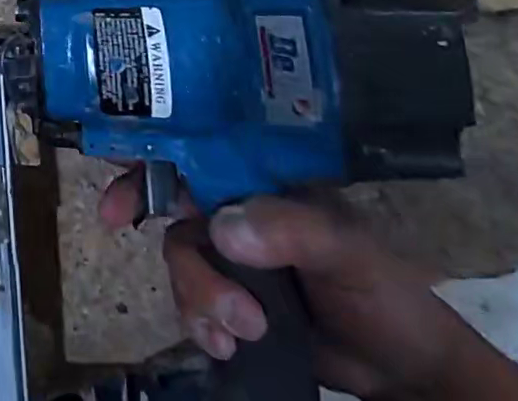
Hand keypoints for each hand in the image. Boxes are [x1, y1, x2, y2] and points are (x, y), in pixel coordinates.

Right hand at [100, 171, 517, 399]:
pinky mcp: (229, 303)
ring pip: (179, 256)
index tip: (115, 153)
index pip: (203, 148)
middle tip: (115, 220)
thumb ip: (287, 230)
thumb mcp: (343, 250)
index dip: (156, 144)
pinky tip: (225, 348)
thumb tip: (220, 227)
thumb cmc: (382, 292)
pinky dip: (199, 324)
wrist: (402, 373)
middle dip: (140, 204)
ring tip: (239, 331)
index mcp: (264, 181)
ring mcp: (231, 258)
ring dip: (197, 293)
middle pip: (174, 198)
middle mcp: (240, 210)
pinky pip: (190, 303)